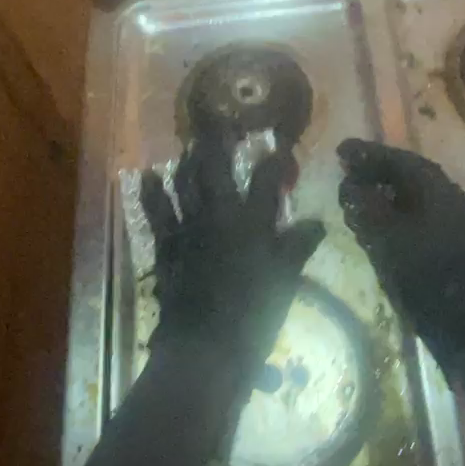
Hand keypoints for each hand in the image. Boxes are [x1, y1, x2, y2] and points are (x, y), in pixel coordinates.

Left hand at [140, 138, 325, 360]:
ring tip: (190, 146)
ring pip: (185, 182)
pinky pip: (156, 211)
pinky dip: (151, 192)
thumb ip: (297, 247)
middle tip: (216, 118)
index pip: (266, 180)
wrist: (206, 346)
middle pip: (217, 167)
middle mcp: (220, 215)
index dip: (274, 160)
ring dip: (187, 162)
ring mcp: (190, 227)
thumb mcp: (285, 281)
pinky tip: (147, 176)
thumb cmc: (253, 315)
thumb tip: (317, 224)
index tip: (278, 145)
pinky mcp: (168, 244)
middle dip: (218, 140)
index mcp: (254, 223)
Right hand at [336, 138, 464, 367]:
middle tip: (346, 171)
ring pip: (410, 191)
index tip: (340, 151)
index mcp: (433, 183)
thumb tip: (350, 184)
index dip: (365, 153)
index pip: (394, 157)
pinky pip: (415, 209)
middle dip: (373, 170)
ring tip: (355, 195)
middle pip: (404, 171)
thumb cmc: (419, 267)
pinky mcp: (448, 235)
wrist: (460, 315)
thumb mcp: (382, 232)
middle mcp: (444, 191)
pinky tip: (374, 217)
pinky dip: (393, 207)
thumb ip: (362, 203)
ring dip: (382, 190)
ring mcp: (450, 214)